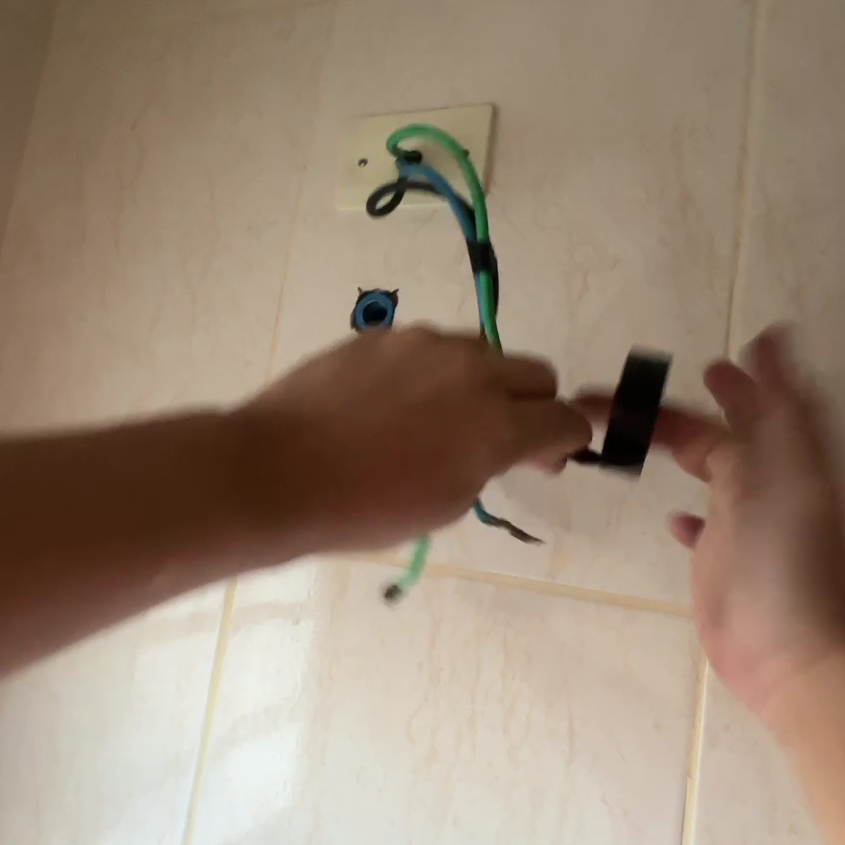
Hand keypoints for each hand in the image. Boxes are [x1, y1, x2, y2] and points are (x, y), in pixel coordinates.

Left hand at [242, 326, 591, 552]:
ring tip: (438, 417)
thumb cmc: (364, 508)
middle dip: (532, 405)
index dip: (565, 441)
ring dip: (481, 382)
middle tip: (498, 437)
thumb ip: (489, 464)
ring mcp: (424, 345)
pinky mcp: (382, 335)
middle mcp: (471, 371)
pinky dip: (431, 372)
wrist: (278, 471)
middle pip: (537, 373)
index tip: (546, 457)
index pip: (566, 420)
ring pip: (482, 352)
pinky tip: (391, 403)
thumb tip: (502, 445)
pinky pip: (429, 348)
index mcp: (495, 425)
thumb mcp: (445, 504)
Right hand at [578, 327, 844, 723]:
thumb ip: (780, 406)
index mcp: (779, 460)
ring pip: (702, 474)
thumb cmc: (790, 561)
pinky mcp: (719, 563)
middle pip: (711, 436)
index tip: (704, 363)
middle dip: (672, 414)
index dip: (732, 383)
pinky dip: (684, 516)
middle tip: (619, 399)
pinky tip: (670, 517)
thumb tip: (774, 337)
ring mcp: (740, 525)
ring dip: (672, 451)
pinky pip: (700, 528)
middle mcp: (761, 486)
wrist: (793, 653)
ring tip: (629, 435)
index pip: (747, 408)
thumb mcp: (790, 471)